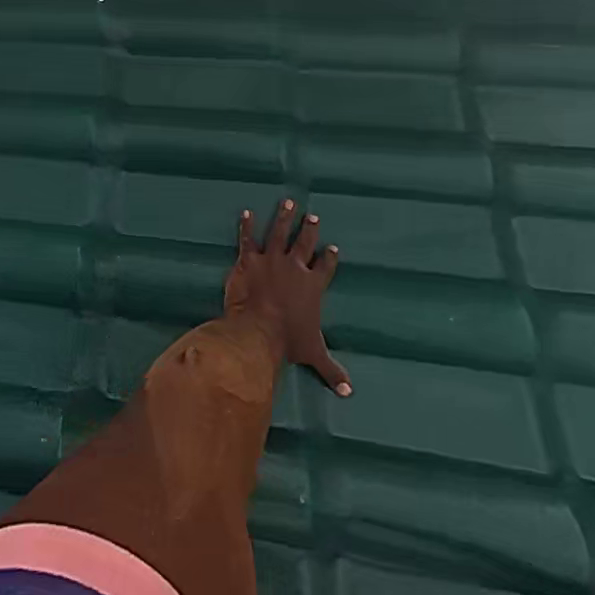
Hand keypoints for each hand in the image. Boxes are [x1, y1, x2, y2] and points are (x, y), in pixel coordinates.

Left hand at [223, 199, 351, 396]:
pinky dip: (246, 225)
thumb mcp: (313, 354)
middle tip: (313, 215)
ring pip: (279, 232)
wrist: (258, 329)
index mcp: (312, 285)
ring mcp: (271, 260)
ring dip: (284, 217)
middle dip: (309, 228)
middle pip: (305, 242)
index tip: (332, 248)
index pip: (325, 267)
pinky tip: (246, 212)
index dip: (329, 257)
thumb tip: (349, 393)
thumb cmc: (287, 340)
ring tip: (288, 202)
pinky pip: (247, 238)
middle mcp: (295, 267)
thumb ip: (331, 370)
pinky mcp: (249, 260)